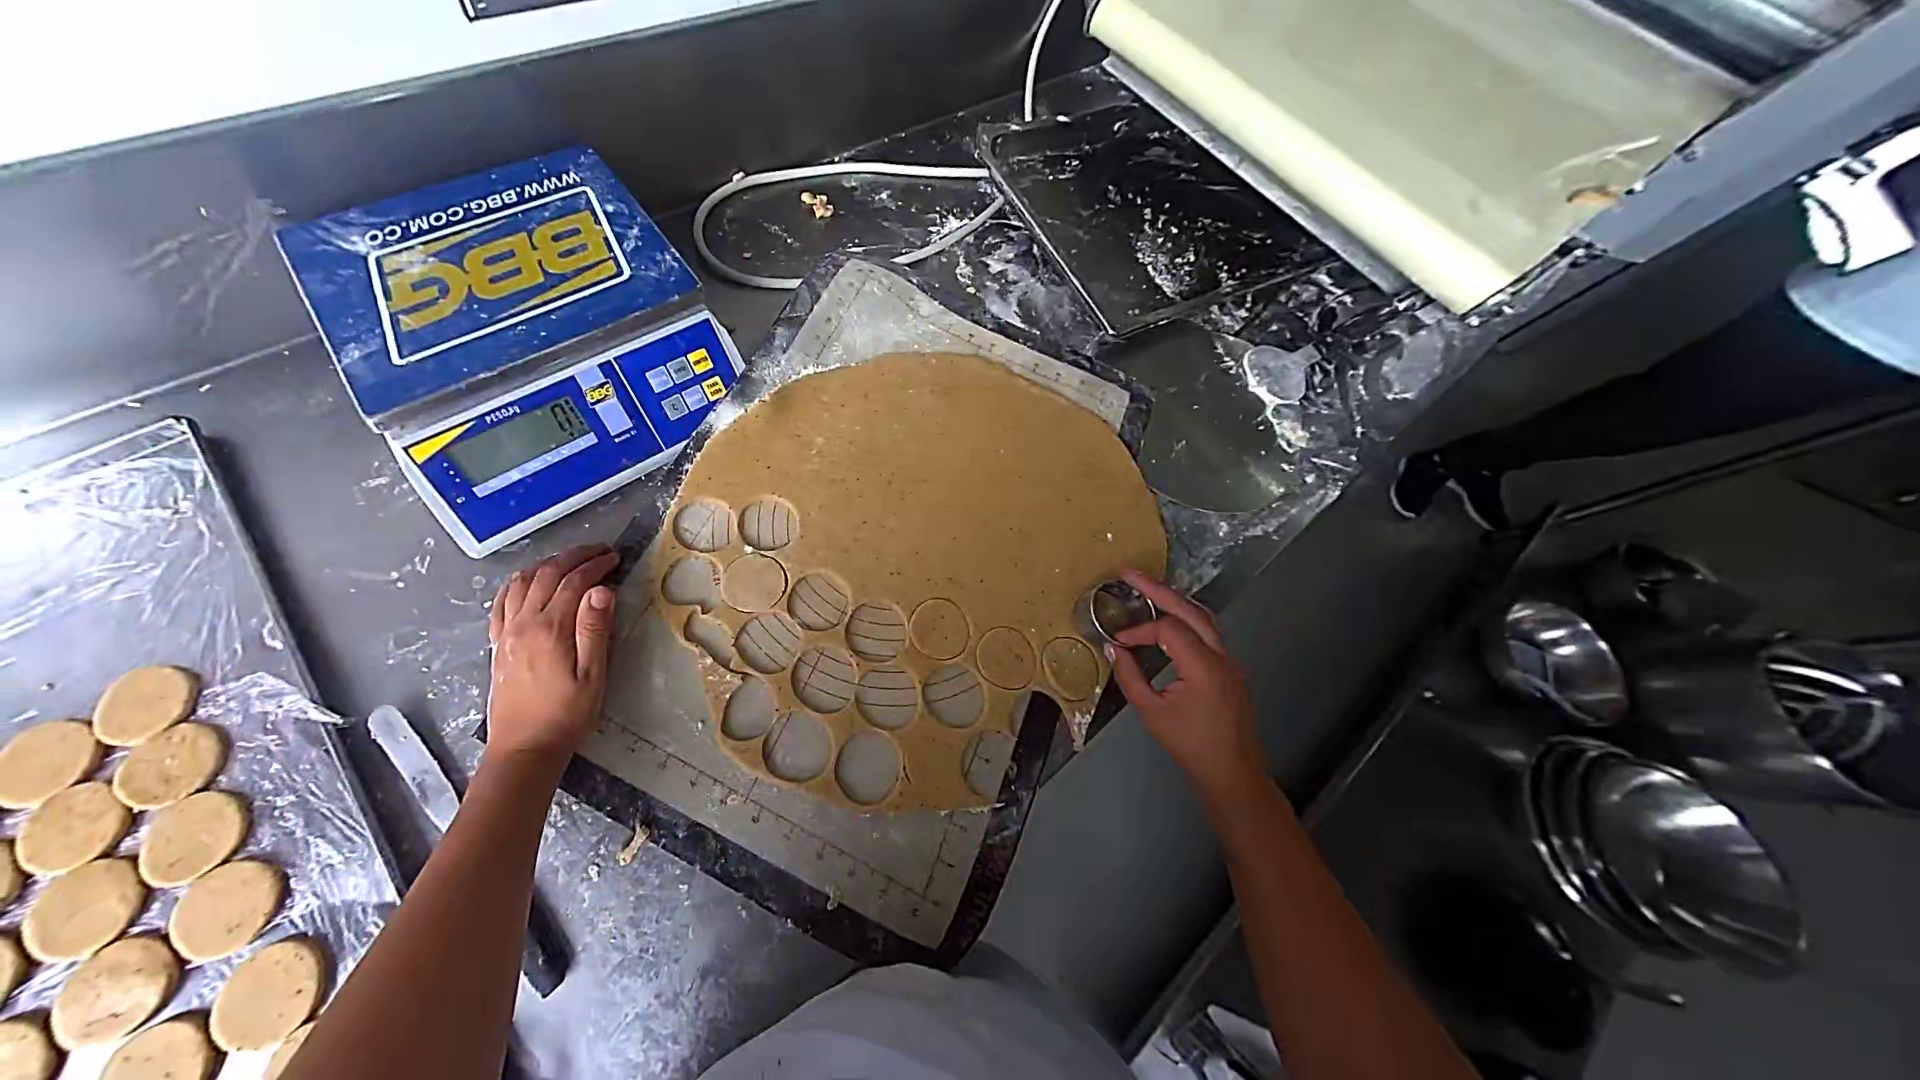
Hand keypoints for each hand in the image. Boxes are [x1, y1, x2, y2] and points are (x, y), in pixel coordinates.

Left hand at [486, 544, 620, 766]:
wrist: (524, 747)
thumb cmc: (567, 714)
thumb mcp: (592, 674)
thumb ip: (595, 629)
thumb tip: (602, 590)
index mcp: (549, 629)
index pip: (573, 583)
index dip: (595, 566)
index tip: (614, 558)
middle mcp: (523, 624)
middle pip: (547, 575)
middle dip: (574, 557)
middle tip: (598, 552)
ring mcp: (506, 632)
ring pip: (522, 583)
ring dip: (547, 565)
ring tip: (570, 562)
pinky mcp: (498, 644)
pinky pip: (502, 602)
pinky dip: (519, 583)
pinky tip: (529, 583)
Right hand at [1108, 569, 1265, 801]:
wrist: (1232, 771)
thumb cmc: (1190, 744)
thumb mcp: (1151, 712)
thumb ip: (1130, 676)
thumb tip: (1115, 649)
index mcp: (1204, 667)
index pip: (1168, 629)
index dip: (1140, 630)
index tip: (1119, 642)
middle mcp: (1222, 656)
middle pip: (1190, 610)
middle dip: (1158, 589)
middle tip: (1130, 574)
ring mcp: (1231, 661)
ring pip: (1204, 618)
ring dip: (1176, 600)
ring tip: (1149, 587)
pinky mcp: (1231, 669)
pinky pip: (1209, 633)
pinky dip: (1187, 619)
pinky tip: (1170, 618)